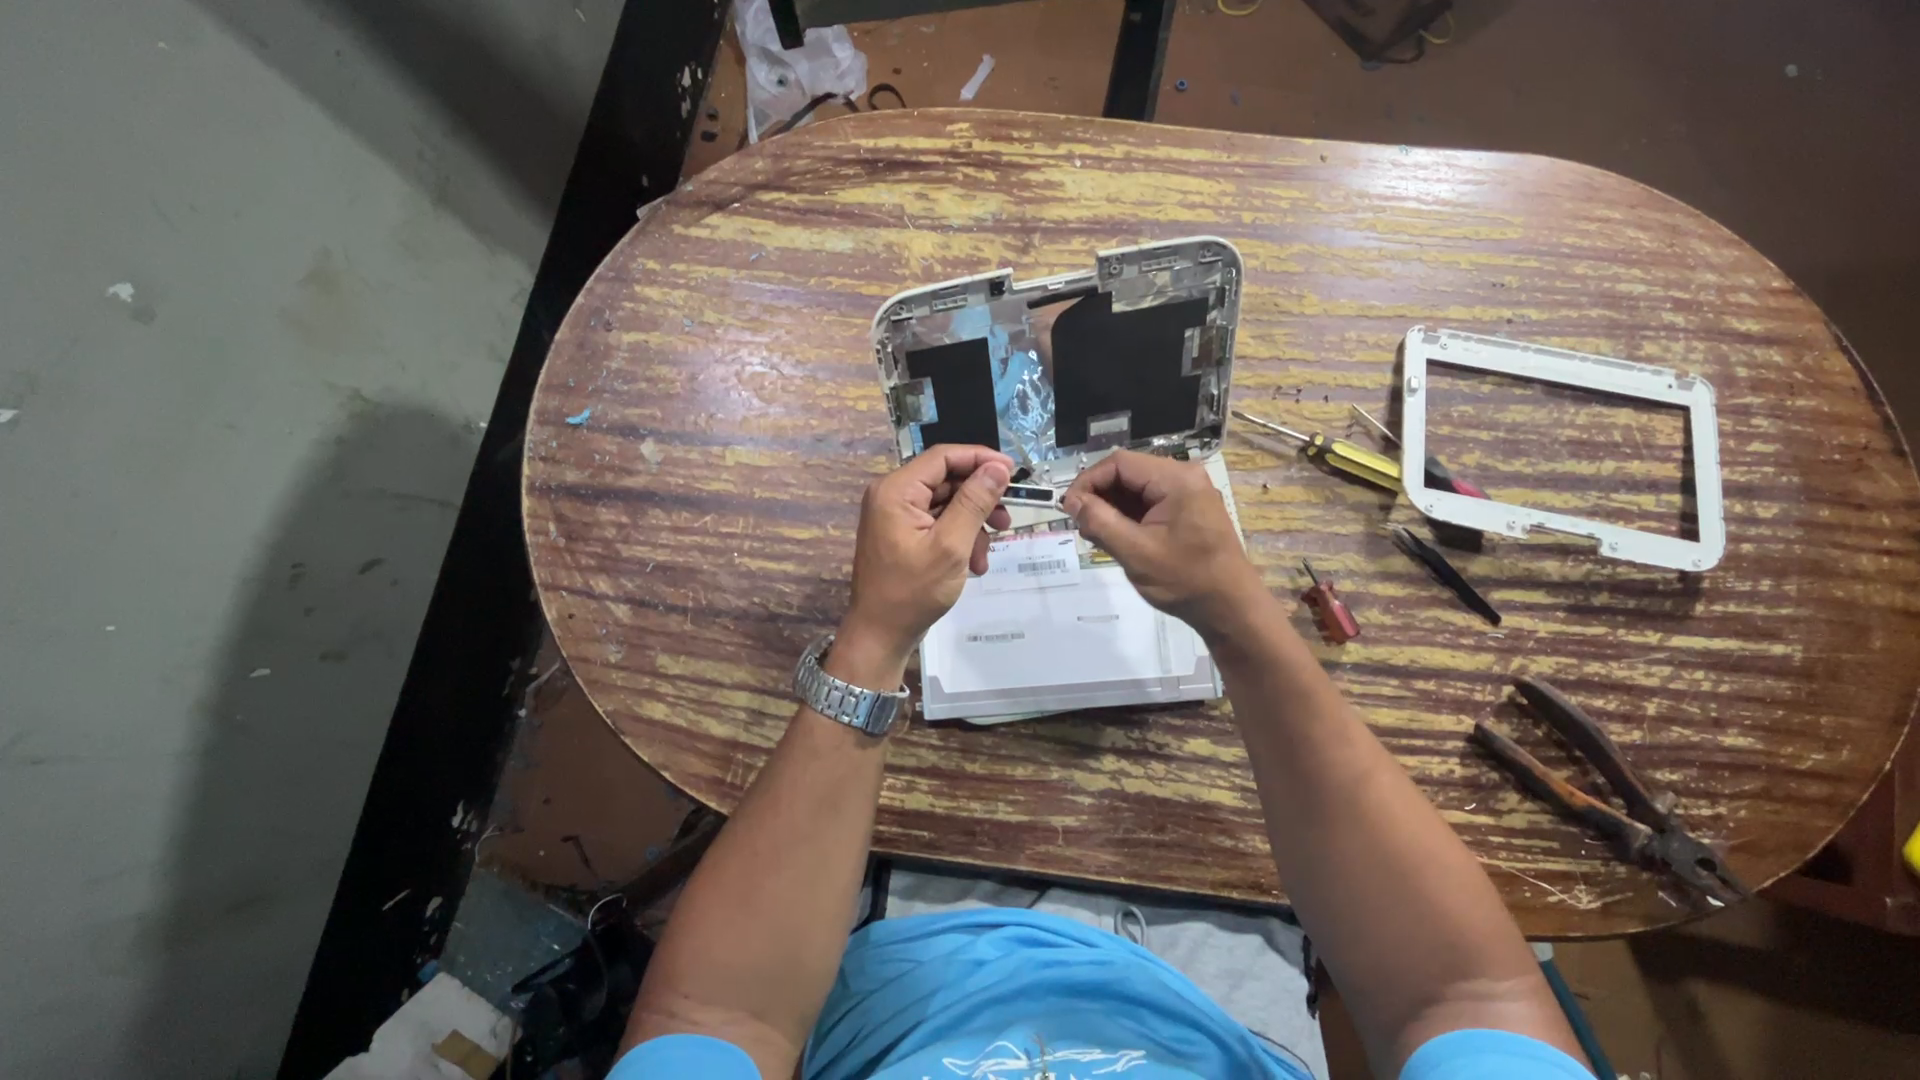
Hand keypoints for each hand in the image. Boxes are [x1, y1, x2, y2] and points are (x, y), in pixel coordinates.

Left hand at [836, 445, 1012, 684]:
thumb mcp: (951, 546)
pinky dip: (959, 538)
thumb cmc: (912, 592)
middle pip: (946, 480)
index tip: (1012, 472)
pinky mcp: (902, 534)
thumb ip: (974, 502)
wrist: (880, 634)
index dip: (980, 459)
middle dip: (979, 501)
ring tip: (984, 556)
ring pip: (946, 504)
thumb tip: (998, 468)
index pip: (943, 456)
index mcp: (896, 490)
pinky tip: (972, 564)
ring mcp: (895, 516)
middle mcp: (892, 495)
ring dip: (972, 525)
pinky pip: (937, 523)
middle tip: (1005, 521)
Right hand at [1061, 449, 1270, 640]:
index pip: (1119, 462)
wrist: (1230, 608)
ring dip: (1112, 507)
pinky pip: (1149, 501)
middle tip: (1082, 526)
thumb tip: (1071, 502)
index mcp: (1176, 479)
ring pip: (1136, 487)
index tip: (1069, 509)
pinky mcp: (1188, 509)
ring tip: (1097, 535)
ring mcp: (1188, 492)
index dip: (1088, 481)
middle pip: (1127, 472)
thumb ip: (1100, 522)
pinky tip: (1117, 537)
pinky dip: (1129, 516)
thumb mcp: (1136, 552)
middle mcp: (1184, 476)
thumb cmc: (1185, 580)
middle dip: (1099, 495)